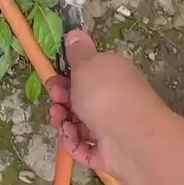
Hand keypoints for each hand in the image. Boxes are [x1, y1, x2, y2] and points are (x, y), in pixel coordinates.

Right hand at [47, 30, 169, 176]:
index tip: (54, 80)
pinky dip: (73, 143)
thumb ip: (78, 52)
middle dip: (61, 101)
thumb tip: (75, 32)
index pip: (86, 75)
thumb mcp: (87, 64)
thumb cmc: (106, 94)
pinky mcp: (106, 152)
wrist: (130, 137)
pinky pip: (83, 147)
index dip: (66, 77)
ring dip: (63, 122)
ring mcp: (110, 127)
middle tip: (56, 102)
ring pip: (78, 125)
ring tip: (62, 122)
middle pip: (79, 101)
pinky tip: (70, 137)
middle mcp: (112, 100)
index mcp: (111, 75)